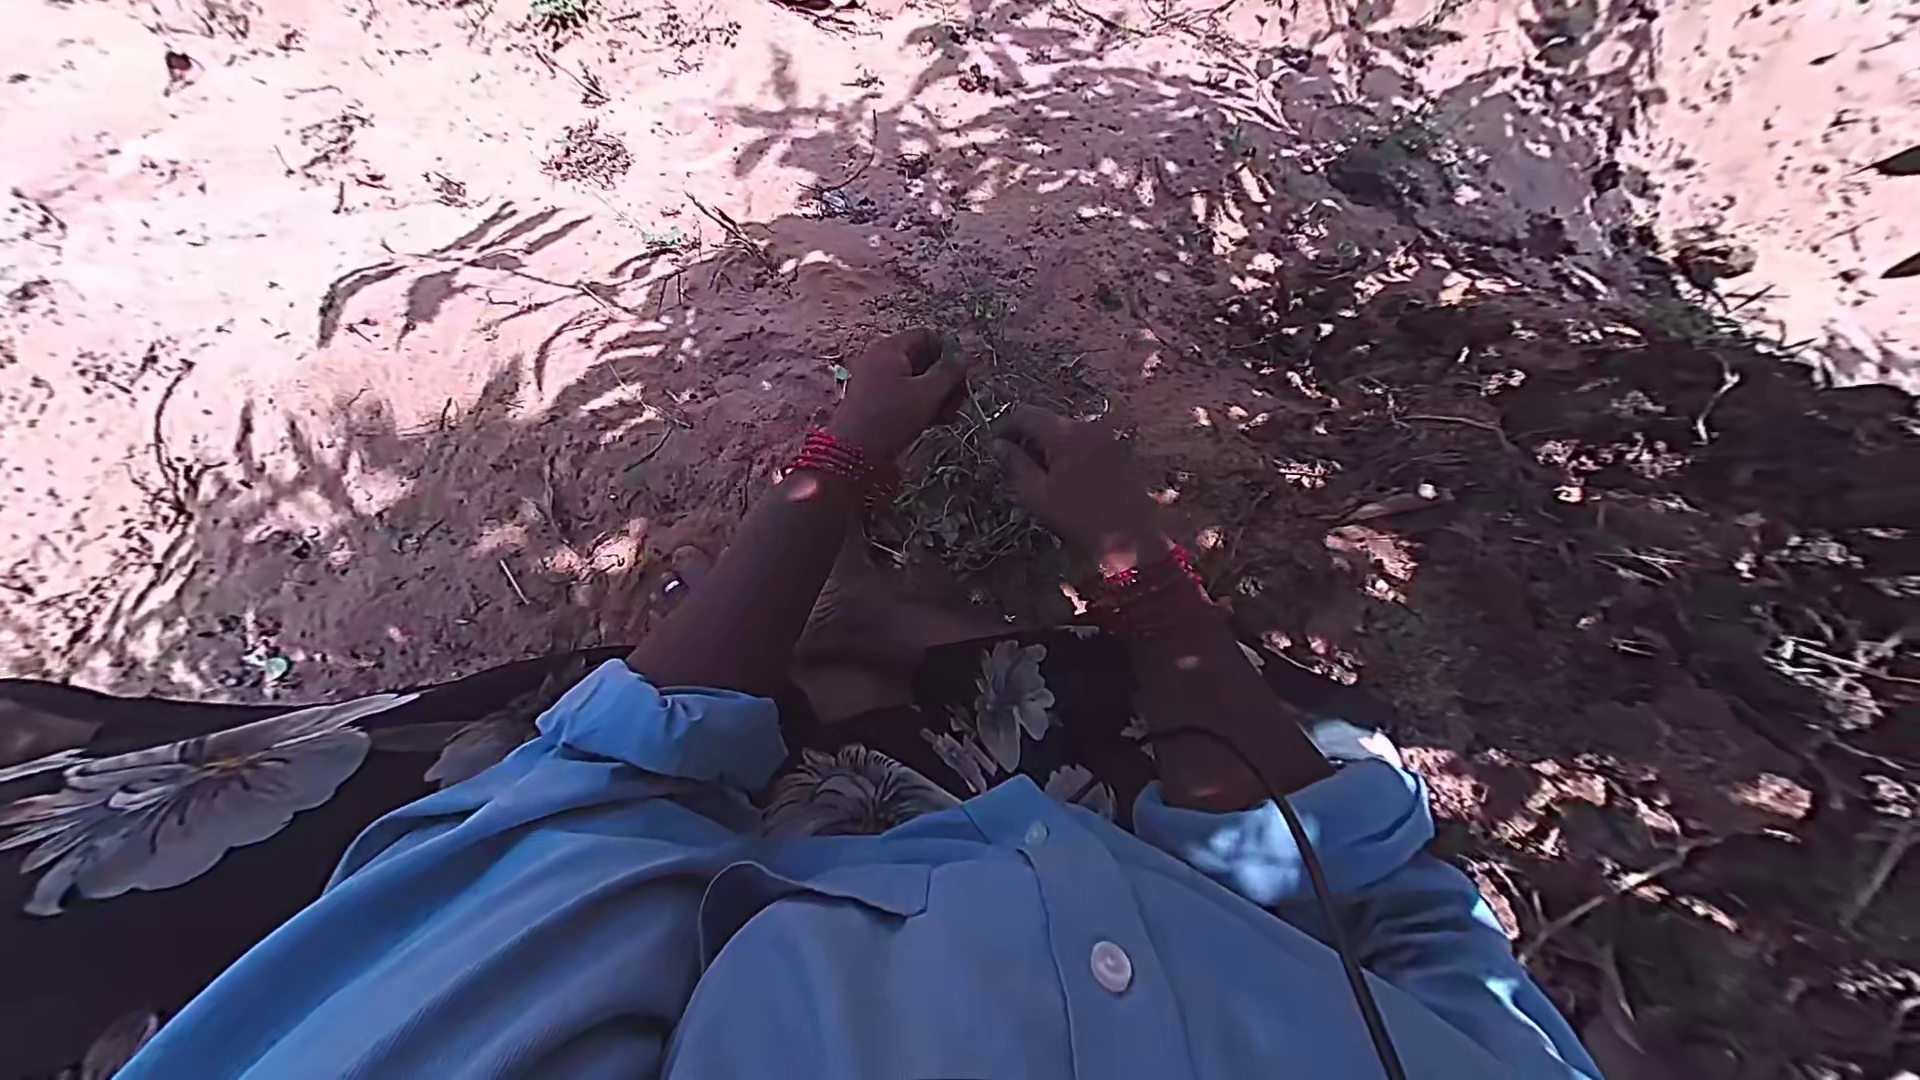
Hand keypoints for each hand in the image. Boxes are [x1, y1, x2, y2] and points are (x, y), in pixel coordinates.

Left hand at [825, 329, 968, 460]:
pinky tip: (940, 421)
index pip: (927, 337)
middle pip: (923, 360)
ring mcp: (878, 384)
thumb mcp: (926, 393)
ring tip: (952, 414)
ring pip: (917, 382)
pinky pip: (906, 397)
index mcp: (891, 350)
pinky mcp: (878, 405)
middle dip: (946, 379)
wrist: (853, 454)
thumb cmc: (890, 418)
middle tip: (961, 399)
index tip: (963, 375)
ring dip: (938, 396)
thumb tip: (961, 356)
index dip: (949, 353)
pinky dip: (924, 406)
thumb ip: (948, 372)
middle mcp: (882, 361)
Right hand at [992, 406, 1171, 572]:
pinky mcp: (1116, 448)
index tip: (995, 447)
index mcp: (1065, 434)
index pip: (1025, 414)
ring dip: (1046, 447)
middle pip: (1046, 421)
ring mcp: (1105, 435)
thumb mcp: (1037, 495)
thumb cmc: (1081, 518)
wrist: (1134, 534)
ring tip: (1039, 477)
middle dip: (1026, 439)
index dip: (1004, 427)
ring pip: (1064, 432)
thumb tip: (998, 445)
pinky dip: (1066, 453)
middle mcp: (1087, 426)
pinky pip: (1082, 441)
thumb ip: (1015, 464)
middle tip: (1014, 467)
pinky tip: (1064, 479)